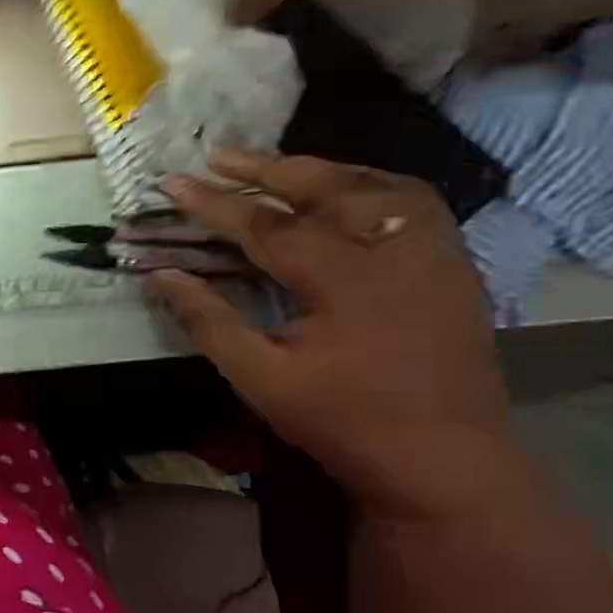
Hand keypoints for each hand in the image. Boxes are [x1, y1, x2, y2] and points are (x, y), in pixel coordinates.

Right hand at [147, 149, 516, 516]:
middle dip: (268, 168)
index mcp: (350, 282)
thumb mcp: (259, 377)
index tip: (172, 183)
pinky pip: (410, 205)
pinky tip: (338, 195)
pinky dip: (365, 187)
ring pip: (380, 187)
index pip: (269, 227)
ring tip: (274, 166)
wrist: (444, 458)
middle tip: (218, 154)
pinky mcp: (452, 267)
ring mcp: (436, 256)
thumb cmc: (341, 420)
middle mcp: (401, 253)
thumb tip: (160, 275)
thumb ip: (208, 320)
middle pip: (331, 188)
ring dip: (320, 170)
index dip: (215, 204)